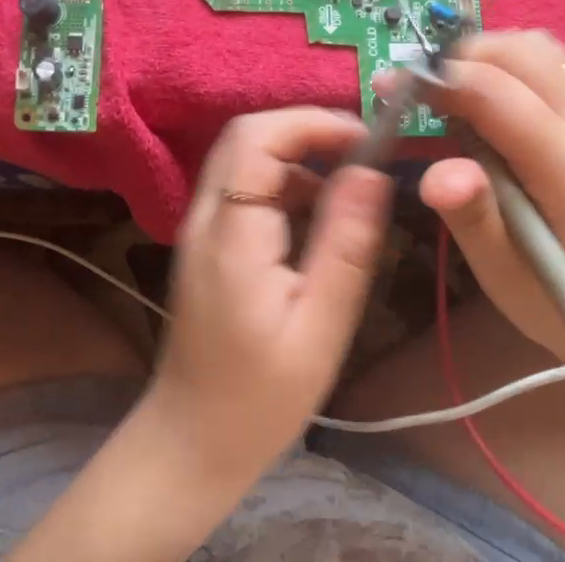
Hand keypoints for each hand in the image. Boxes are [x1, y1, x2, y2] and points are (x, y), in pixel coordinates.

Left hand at [148, 108, 391, 479]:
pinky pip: (243, 192)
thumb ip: (346, 243)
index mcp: (230, 233)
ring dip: (297, 162)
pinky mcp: (206, 245)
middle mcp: (204, 217)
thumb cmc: (260, 397)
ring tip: (351, 194)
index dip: (312, 123)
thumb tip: (372, 171)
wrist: (192, 440)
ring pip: (244, 162)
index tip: (366, 141)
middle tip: (364, 158)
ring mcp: (199, 230)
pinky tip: (318, 223)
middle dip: (307, 134)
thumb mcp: (321, 325)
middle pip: (246, 138)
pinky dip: (283, 188)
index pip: (257, 137)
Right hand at [416, 31, 564, 344]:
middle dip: (461, 55)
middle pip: (523, 52)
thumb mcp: (502, 273)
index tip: (389, 85)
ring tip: (449, 87)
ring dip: (489, 54)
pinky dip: (513, 64)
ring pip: (543, 50)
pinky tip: (487, 98)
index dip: (436, 79)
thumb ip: (470, 215)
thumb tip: (436, 173)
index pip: (495, 92)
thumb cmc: (562, 305)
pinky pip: (556, 67)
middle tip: (418, 86)